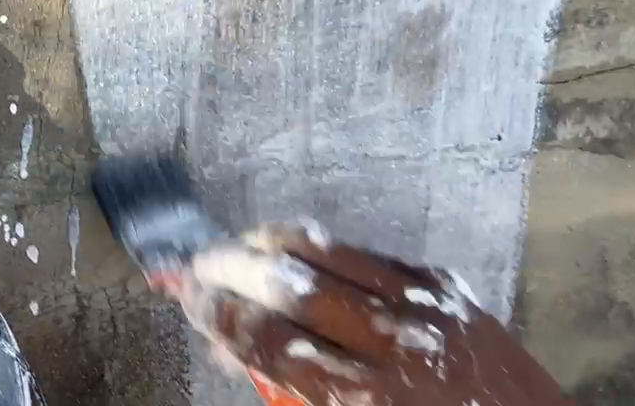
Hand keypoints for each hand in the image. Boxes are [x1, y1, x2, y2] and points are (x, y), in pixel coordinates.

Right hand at [161, 224, 571, 405]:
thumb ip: (289, 394)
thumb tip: (228, 347)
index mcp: (371, 401)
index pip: (270, 341)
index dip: (219, 314)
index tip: (188, 300)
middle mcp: (396, 346)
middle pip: (288, 285)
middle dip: (229, 268)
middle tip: (199, 267)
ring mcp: (424, 306)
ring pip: (320, 250)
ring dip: (265, 244)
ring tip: (237, 247)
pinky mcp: (445, 285)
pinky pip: (361, 251)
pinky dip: (316, 247)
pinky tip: (294, 251)